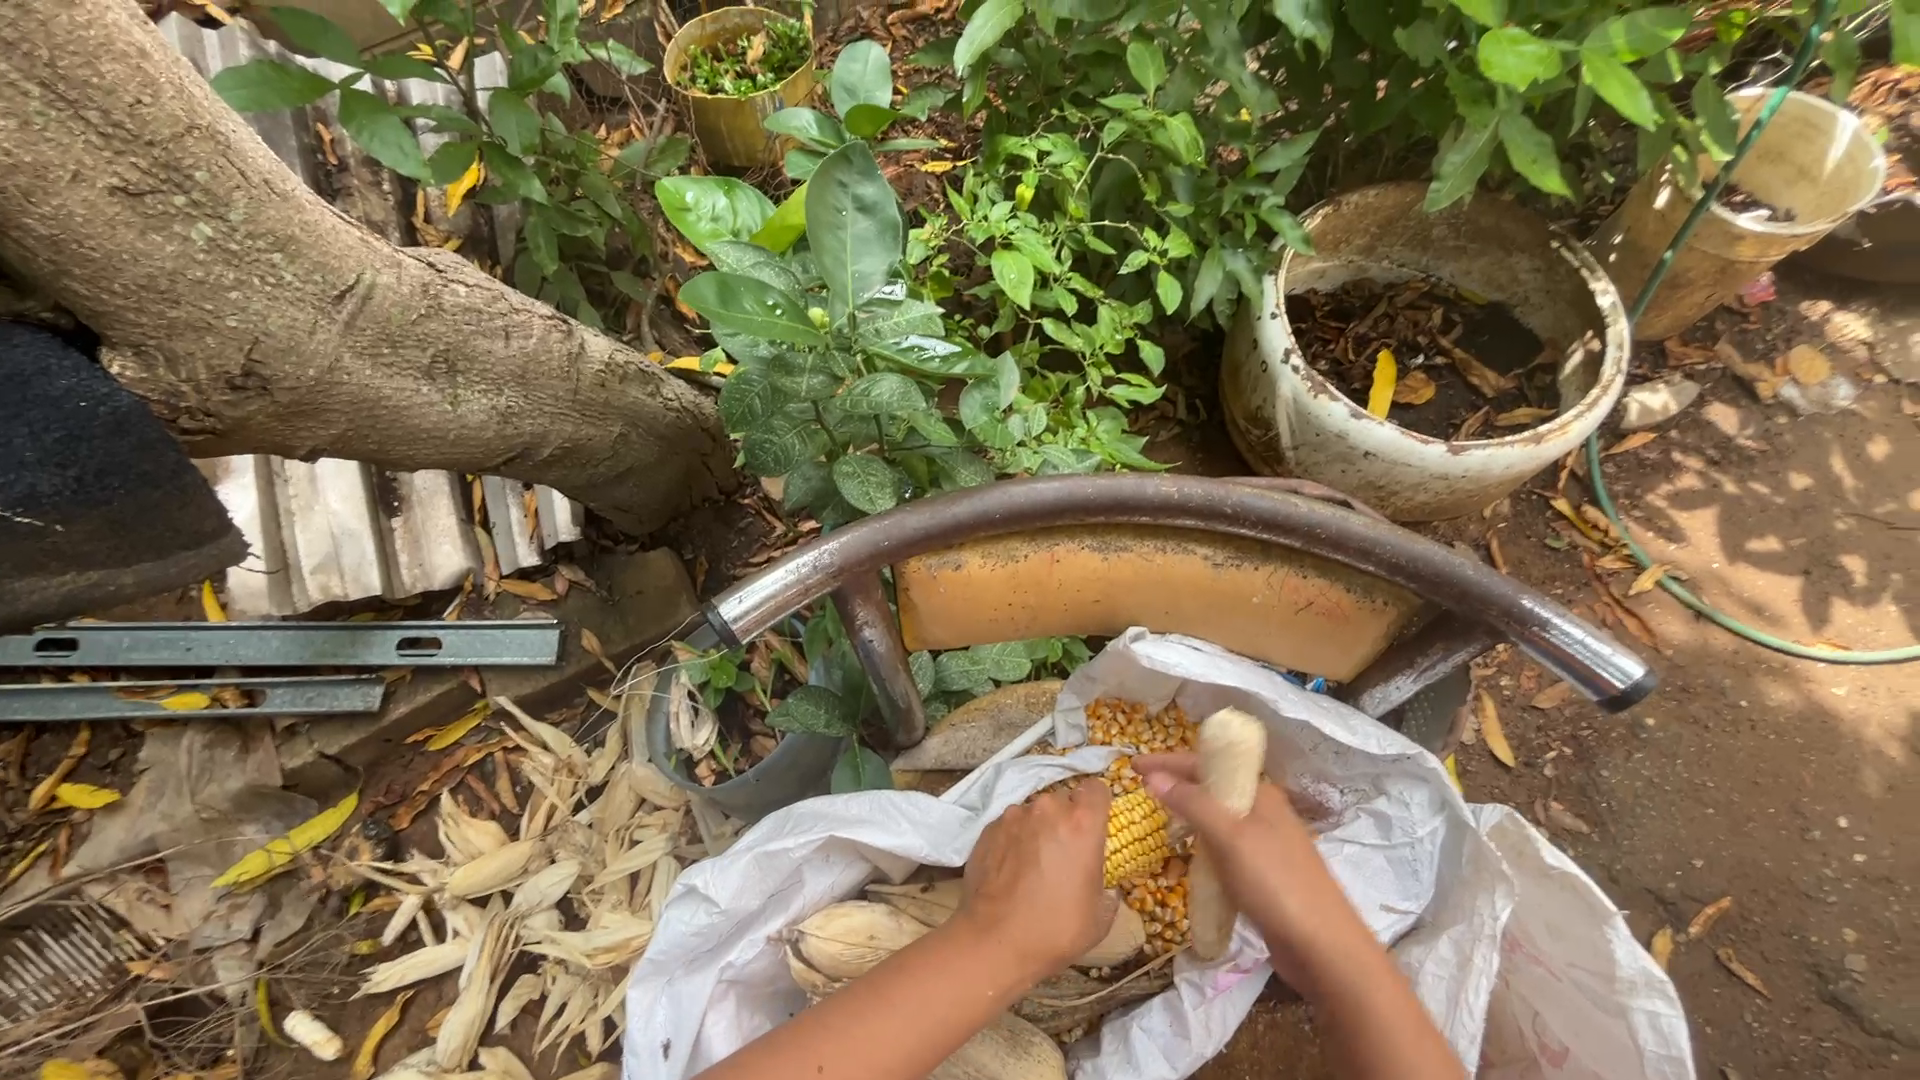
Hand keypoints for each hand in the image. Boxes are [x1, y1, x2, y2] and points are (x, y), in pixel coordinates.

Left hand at [957, 783, 1113, 979]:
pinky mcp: (988, 828)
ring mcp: (1014, 816)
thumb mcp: (1099, 916)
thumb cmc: (1056, 930)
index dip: (1097, 805)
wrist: (996, 940)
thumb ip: (1106, 888)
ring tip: (1031, 865)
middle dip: (1065, 821)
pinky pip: (1009, 826)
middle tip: (1063, 854)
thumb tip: (1103, 886)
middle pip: (1062, 801)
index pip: (1097, 789)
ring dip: (1037, 830)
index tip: (1094, 826)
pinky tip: (1010, 870)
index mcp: (1082, 823)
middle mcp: (1047, 809)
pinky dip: (1013, 840)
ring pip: (1033, 813)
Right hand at [1133, 753, 1363, 989]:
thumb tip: (1154, 776)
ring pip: (1218, 819)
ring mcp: (1266, 844)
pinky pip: (1224, 848)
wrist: (1325, 949)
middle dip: (1178, 786)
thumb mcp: (1229, 837)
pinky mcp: (1264, 874)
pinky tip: (1188, 858)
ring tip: (1159, 820)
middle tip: (1142, 791)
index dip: (1169, 762)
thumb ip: (1192, 803)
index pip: (1207, 764)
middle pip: (1212, 788)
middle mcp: (1264, 811)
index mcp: (1260, 793)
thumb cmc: (1276, 884)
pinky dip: (1203, 847)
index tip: (1134, 765)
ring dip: (1189, 816)